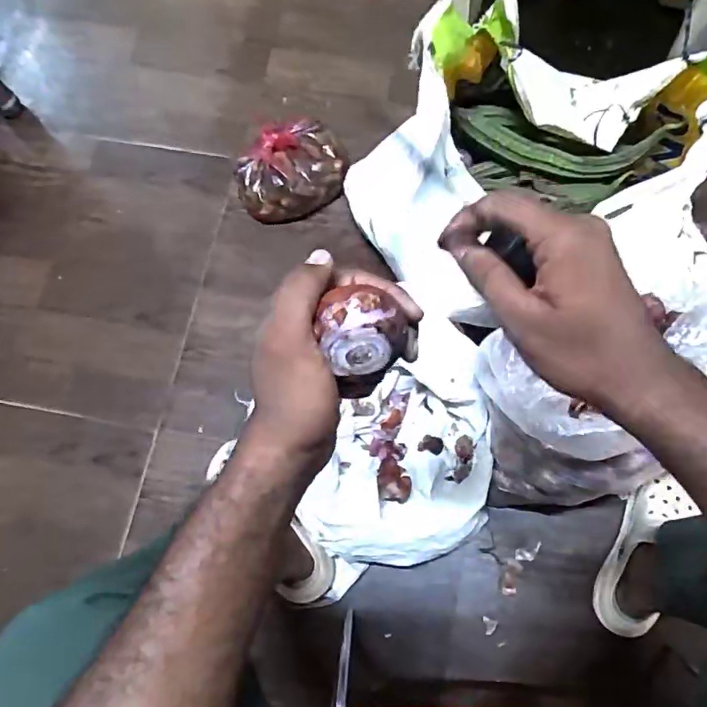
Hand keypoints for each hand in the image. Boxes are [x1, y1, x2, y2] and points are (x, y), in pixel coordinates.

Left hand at [242, 249, 421, 470]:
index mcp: (290, 313)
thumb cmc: (296, 397)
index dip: (376, 286)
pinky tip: (376, 380)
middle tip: (416, 331)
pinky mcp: (327, 375)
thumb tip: (323, 254)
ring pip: (358, 330)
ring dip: (384, 341)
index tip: (409, 307)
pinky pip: (357, 358)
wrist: (291, 452)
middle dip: (387, 313)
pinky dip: (371, 365)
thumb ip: (299, 291)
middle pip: (353, 303)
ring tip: (406, 356)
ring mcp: (315, 353)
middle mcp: (300, 327)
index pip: (340, 280)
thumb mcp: (292, 339)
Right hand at [439, 190, 679, 415]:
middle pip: (519, 212)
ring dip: (505, 250)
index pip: (503, 203)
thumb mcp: (522, 319)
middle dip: (484, 234)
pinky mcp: (597, 256)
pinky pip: (552, 244)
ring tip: (486, 285)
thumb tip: (459, 244)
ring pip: (534, 229)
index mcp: (564, 234)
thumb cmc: (578, 353)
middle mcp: (581, 225)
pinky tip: (515, 288)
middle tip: (460, 267)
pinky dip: (526, 259)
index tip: (442, 246)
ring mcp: (593, 240)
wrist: (638, 378)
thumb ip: (487, 275)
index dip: (466, 218)